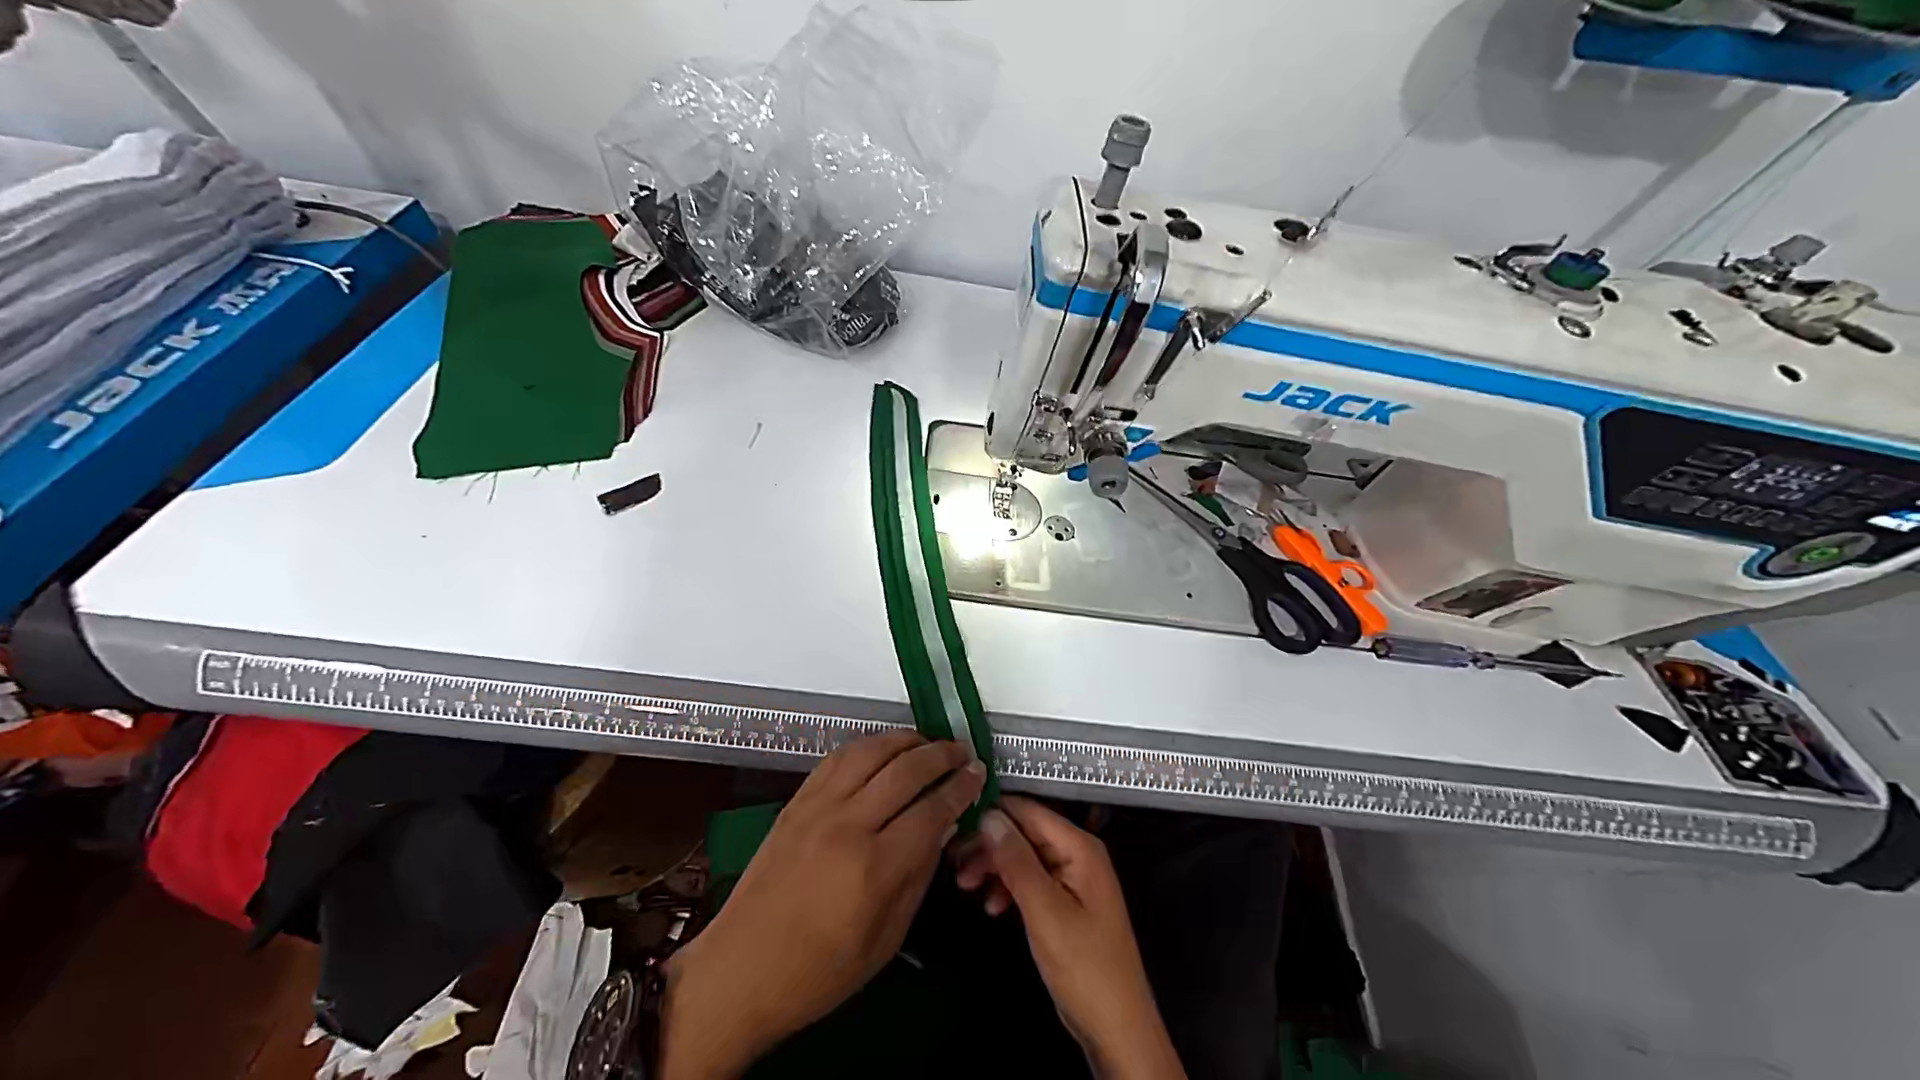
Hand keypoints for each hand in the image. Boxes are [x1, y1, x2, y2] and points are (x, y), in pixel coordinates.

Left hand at [658, 732, 985, 1079]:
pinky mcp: (796, 802)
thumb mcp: (886, 938)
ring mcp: (818, 808)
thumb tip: (944, 827)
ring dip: (907, 740)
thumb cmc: (819, 972)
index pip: (933, 809)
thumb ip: (919, 875)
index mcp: (875, 868)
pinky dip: (868, 745)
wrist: (741, 971)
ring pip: (872, 751)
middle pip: (907, 769)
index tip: (978, 776)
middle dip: (943, 756)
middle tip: (963, 753)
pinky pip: (838, 758)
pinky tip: (883, 749)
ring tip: (929, 743)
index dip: (961, 788)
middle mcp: (847, 825)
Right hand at [954, 797, 1185, 1079]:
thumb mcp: (1044, 910)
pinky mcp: (1063, 903)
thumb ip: (1016, 860)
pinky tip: (992, 907)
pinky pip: (1029, 881)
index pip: (1027, 811)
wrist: (1116, 1028)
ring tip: (966, 886)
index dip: (991, 814)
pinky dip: (1007, 888)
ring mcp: (1071, 879)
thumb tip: (989, 815)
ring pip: (1022, 857)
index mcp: (1079, 847)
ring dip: (994, 868)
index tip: (955, 825)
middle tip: (955, 863)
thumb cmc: (1084, 966)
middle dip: (989, 845)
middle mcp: (1076, 854)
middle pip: (1023, 833)